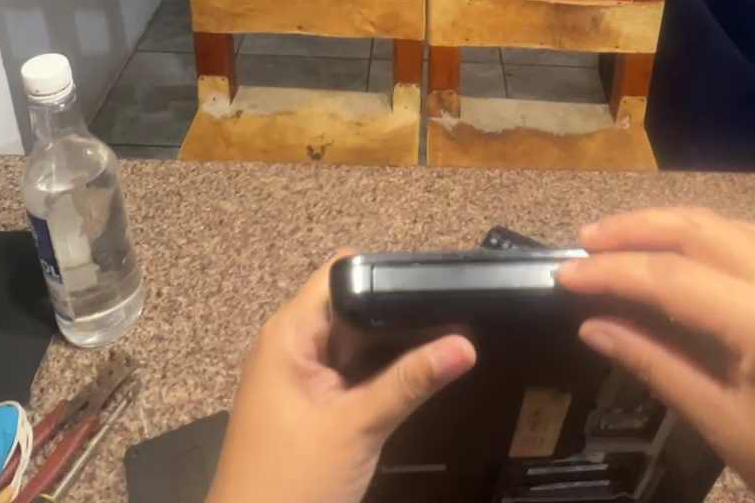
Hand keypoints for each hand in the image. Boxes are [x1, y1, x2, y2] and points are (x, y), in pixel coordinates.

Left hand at [206, 253, 476, 502]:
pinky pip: (345, 368)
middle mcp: (289, 343)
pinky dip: (372, 372)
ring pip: (351, 339)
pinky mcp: (304, 401)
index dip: (383, 271)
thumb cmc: (291, 486)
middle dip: (392, 312)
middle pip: (349, 304)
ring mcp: (295, 373)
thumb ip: (411, 382)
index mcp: (289, 332)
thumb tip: (465, 346)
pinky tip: (403, 379)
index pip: (340, 274)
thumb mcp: (359, 427)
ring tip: (435, 345)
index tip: (431, 283)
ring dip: (384, 346)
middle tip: (445, 321)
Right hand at [556, 208, 754, 502]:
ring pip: (725, 224)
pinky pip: (752, 239)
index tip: (563, 273)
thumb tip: (595, 327)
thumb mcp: (728, 427)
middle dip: (635, 228)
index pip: (668, 277)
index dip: (610, 273)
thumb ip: (658, 366)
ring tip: (624, 237)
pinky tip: (687, 250)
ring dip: (670, 224)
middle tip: (586, 239)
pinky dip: (707, 235)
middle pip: (696, 229)